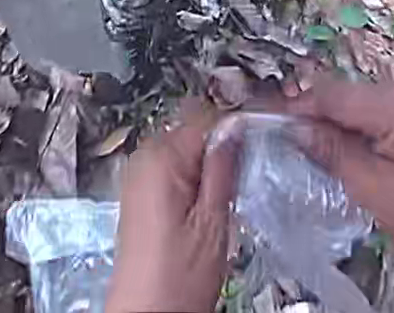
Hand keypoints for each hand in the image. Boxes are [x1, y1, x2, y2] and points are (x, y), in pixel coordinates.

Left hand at [106, 100, 241, 312]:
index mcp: (162, 155)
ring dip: (205, 164)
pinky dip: (189, 177)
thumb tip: (234, 126)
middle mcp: (145, 153)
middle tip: (241, 179)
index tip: (255, 141)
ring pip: (182, 148)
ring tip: (222, 199)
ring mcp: (138, 170)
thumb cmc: (180, 276)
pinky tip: (202, 207)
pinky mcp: (138, 189)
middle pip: (191, 129)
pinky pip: (170, 167)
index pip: (203, 117)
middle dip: (218, 147)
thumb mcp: (212, 224)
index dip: (232, 125)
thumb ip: (222, 170)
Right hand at [285, 78, 393, 312]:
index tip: (263, 116)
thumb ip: (331, 151)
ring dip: (323, 118)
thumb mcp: (374, 190)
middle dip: (307, 110)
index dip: (294, 105)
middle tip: (279, 132)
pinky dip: (342, 124)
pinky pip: (361, 110)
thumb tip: (292, 125)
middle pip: (336, 92)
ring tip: (300, 141)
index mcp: (392, 105)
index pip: (328, 94)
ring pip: (346, 100)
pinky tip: (332, 145)